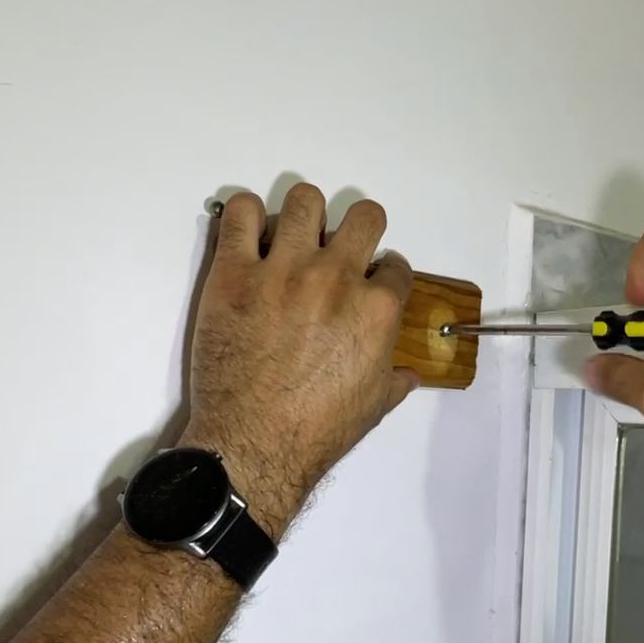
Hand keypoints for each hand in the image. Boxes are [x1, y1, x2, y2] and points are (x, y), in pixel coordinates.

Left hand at [180, 183, 417, 531]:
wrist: (256, 443)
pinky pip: (240, 211)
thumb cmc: (319, 431)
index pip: (395, 265)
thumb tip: (409, 374)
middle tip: (339, 252)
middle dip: (358, 231)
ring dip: (304, 216)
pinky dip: (246, 216)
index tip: (370, 283)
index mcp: (376, 309)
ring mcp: (283, 269)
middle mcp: (336, 277)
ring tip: (293, 239)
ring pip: (304, 200)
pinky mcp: (234, 271)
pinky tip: (249, 236)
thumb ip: (394, 380)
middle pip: (363, 216)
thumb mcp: (374, 407)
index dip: (384, 274)